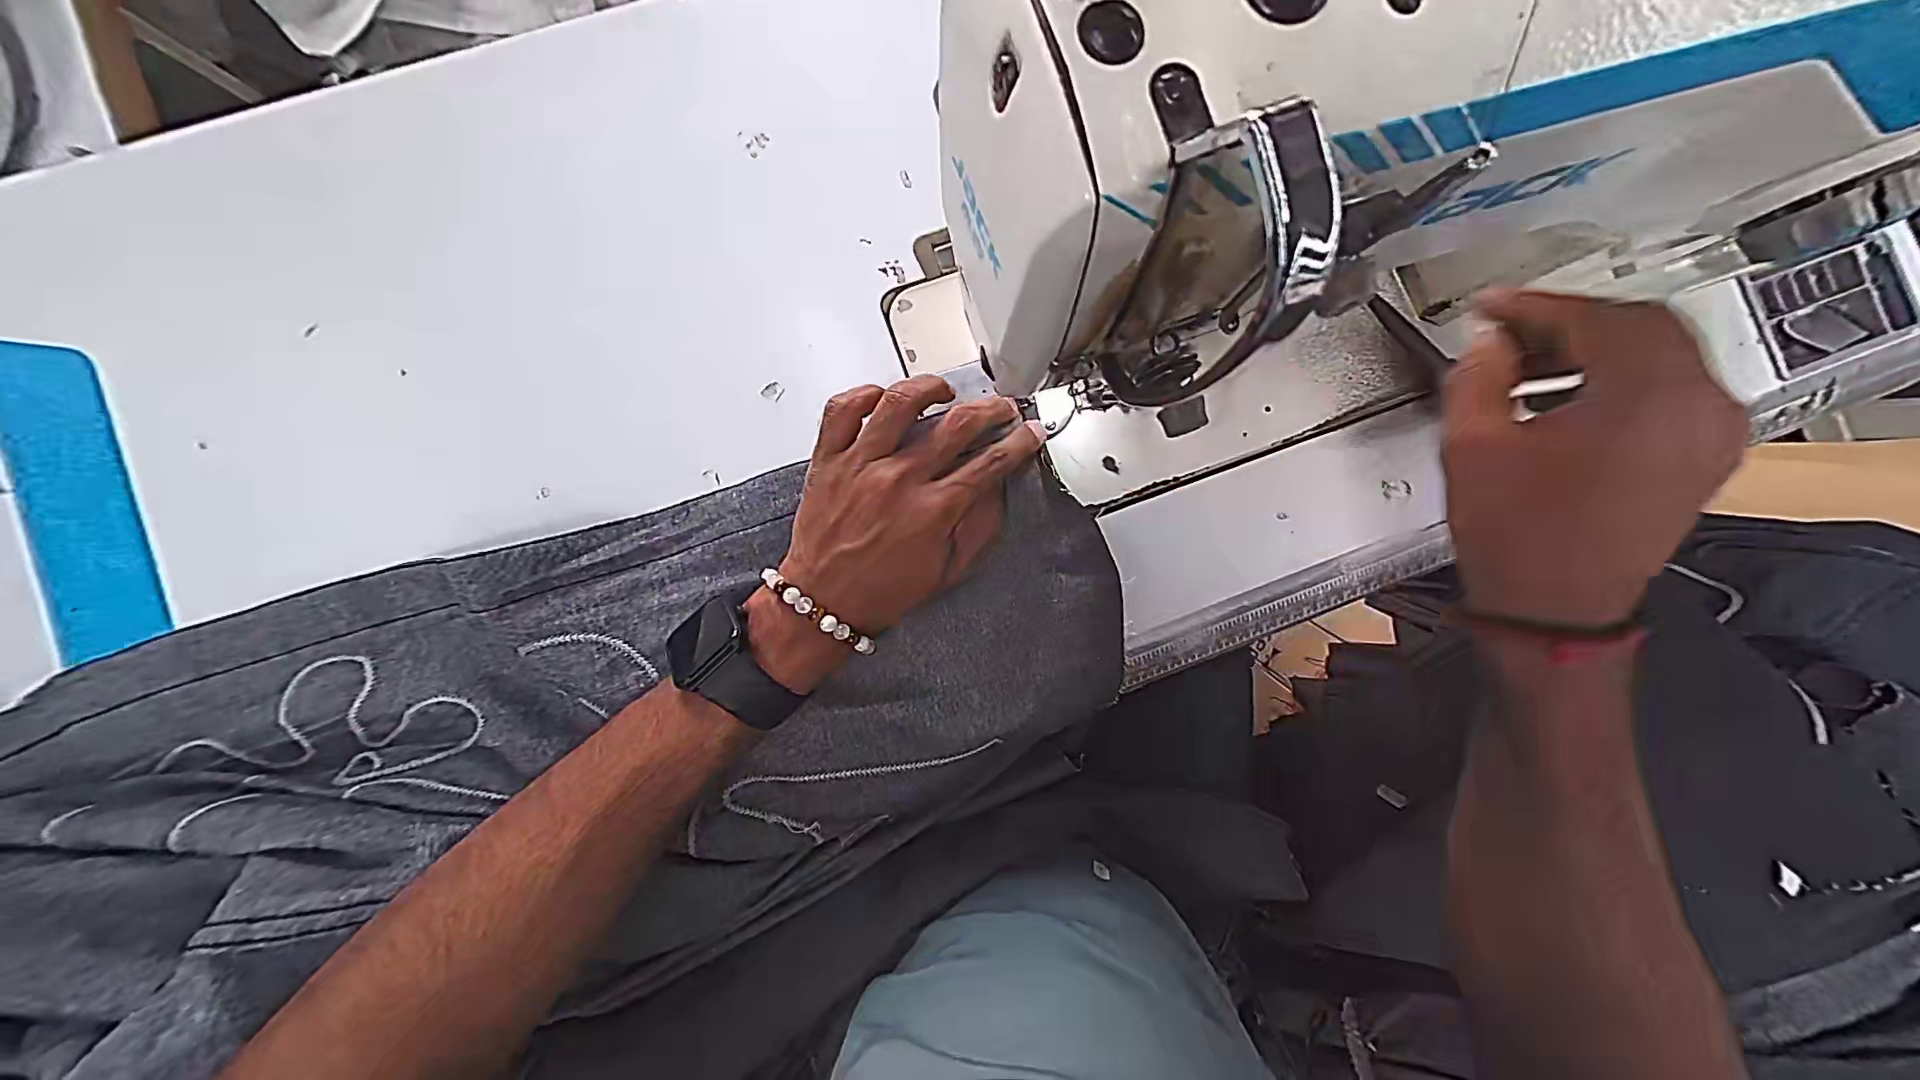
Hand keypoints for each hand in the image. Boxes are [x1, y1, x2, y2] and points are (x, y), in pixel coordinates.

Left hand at [745, 374, 1045, 692]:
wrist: (824, 601)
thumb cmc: (880, 590)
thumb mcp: (946, 569)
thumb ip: (978, 527)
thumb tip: (997, 489)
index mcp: (933, 511)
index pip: (990, 462)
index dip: (1018, 442)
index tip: (1027, 433)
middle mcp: (899, 481)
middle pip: (958, 424)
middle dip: (991, 409)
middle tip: (999, 409)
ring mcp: (861, 465)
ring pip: (901, 402)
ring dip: (932, 388)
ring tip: (944, 392)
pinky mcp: (829, 460)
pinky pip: (843, 409)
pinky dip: (864, 394)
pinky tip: (883, 398)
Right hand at [1441, 291, 1746, 627]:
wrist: (1552, 605)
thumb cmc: (1518, 540)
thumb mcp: (1470, 448)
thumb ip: (1476, 380)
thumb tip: (1488, 345)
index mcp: (1645, 400)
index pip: (1598, 319)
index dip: (1534, 305)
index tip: (1494, 306)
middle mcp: (1699, 409)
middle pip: (1641, 327)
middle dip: (1567, 322)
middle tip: (1509, 330)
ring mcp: (1711, 433)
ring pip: (1660, 355)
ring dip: (1592, 350)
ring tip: (1527, 366)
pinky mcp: (1703, 454)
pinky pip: (1669, 391)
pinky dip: (1617, 380)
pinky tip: (1563, 397)